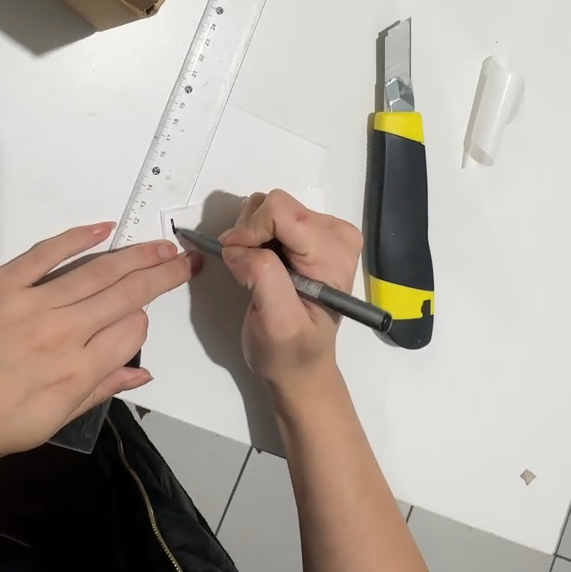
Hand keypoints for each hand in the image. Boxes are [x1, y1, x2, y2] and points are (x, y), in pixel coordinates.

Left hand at [0, 222, 191, 476]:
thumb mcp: (45, 426)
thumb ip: (96, 393)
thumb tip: (141, 373)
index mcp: (76, 372)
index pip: (131, 332)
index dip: (142, 322)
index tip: (141, 317)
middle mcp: (65, 332)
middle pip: (126, 294)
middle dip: (162, 275)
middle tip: (187, 259)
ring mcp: (35, 302)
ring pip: (98, 271)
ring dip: (135, 254)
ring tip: (161, 244)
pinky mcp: (4, 282)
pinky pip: (49, 253)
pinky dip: (79, 237)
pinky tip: (104, 227)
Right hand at [214, 190, 362, 396]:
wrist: (299, 367)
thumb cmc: (290, 353)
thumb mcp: (278, 324)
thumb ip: (263, 278)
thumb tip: (236, 247)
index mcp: (334, 253)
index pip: (281, 211)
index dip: (250, 231)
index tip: (236, 259)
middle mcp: (335, 234)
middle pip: (274, 204)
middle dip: (250, 233)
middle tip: (246, 270)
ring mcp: (322, 231)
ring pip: (267, 206)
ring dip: (250, 235)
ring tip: (255, 271)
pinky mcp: (307, 232)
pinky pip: (267, 215)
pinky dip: (253, 236)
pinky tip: (260, 264)